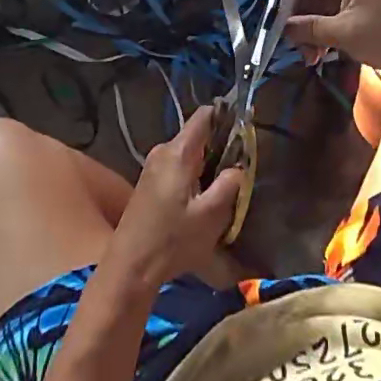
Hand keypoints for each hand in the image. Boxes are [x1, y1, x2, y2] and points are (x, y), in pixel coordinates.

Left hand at [104, 105, 243, 289]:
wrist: (131, 266)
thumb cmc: (173, 240)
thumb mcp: (211, 215)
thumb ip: (230, 185)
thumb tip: (240, 166)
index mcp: (178, 152)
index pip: (205, 116)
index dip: (227, 115)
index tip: (249, 125)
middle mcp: (163, 151)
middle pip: (198, 136)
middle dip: (223, 145)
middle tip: (247, 162)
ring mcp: (154, 166)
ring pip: (190, 153)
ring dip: (210, 163)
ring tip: (232, 180)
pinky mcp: (150, 183)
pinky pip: (180, 167)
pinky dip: (197, 174)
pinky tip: (208, 195)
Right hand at [273, 0, 380, 79]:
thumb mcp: (346, 33)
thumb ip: (311, 28)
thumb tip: (283, 26)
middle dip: (293, 6)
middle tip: (283, 31)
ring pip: (314, 3)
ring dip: (304, 26)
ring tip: (304, 54)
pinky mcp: (355, 14)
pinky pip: (325, 17)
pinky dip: (316, 34)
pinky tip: (314, 56)